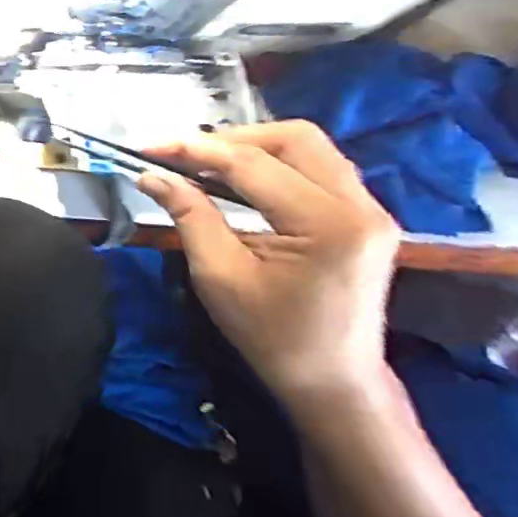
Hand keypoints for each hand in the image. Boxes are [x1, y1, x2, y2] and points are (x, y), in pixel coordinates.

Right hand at [138, 121, 400, 407]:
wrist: (330, 378)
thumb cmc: (270, 333)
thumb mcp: (218, 274)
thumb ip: (189, 215)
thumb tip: (152, 176)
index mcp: (329, 224)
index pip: (253, 164)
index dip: (195, 150)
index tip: (148, 149)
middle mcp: (361, 207)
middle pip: (296, 138)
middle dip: (231, 138)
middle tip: (182, 156)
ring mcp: (368, 211)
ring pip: (309, 148)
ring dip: (252, 147)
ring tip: (203, 164)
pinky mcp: (361, 218)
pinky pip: (316, 169)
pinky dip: (271, 164)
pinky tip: (236, 180)